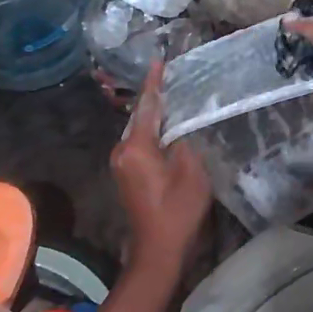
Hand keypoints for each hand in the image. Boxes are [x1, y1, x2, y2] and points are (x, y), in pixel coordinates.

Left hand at [111, 62, 212, 276]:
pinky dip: (151, 132)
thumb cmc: (177, 211)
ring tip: (172, 96)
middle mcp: (121, 150)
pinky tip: (167, 127)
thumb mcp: (191, 172)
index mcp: (136, 147)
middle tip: (171, 76)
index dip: (154, 83)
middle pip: (140, 116)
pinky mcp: (125, 173)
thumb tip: (180, 123)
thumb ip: (184, 140)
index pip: (147, 106)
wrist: (157, 250)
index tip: (158, 61)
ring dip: (154, 115)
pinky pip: (139, 143)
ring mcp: (120, 163)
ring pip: (139, 130)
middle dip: (155, 97)